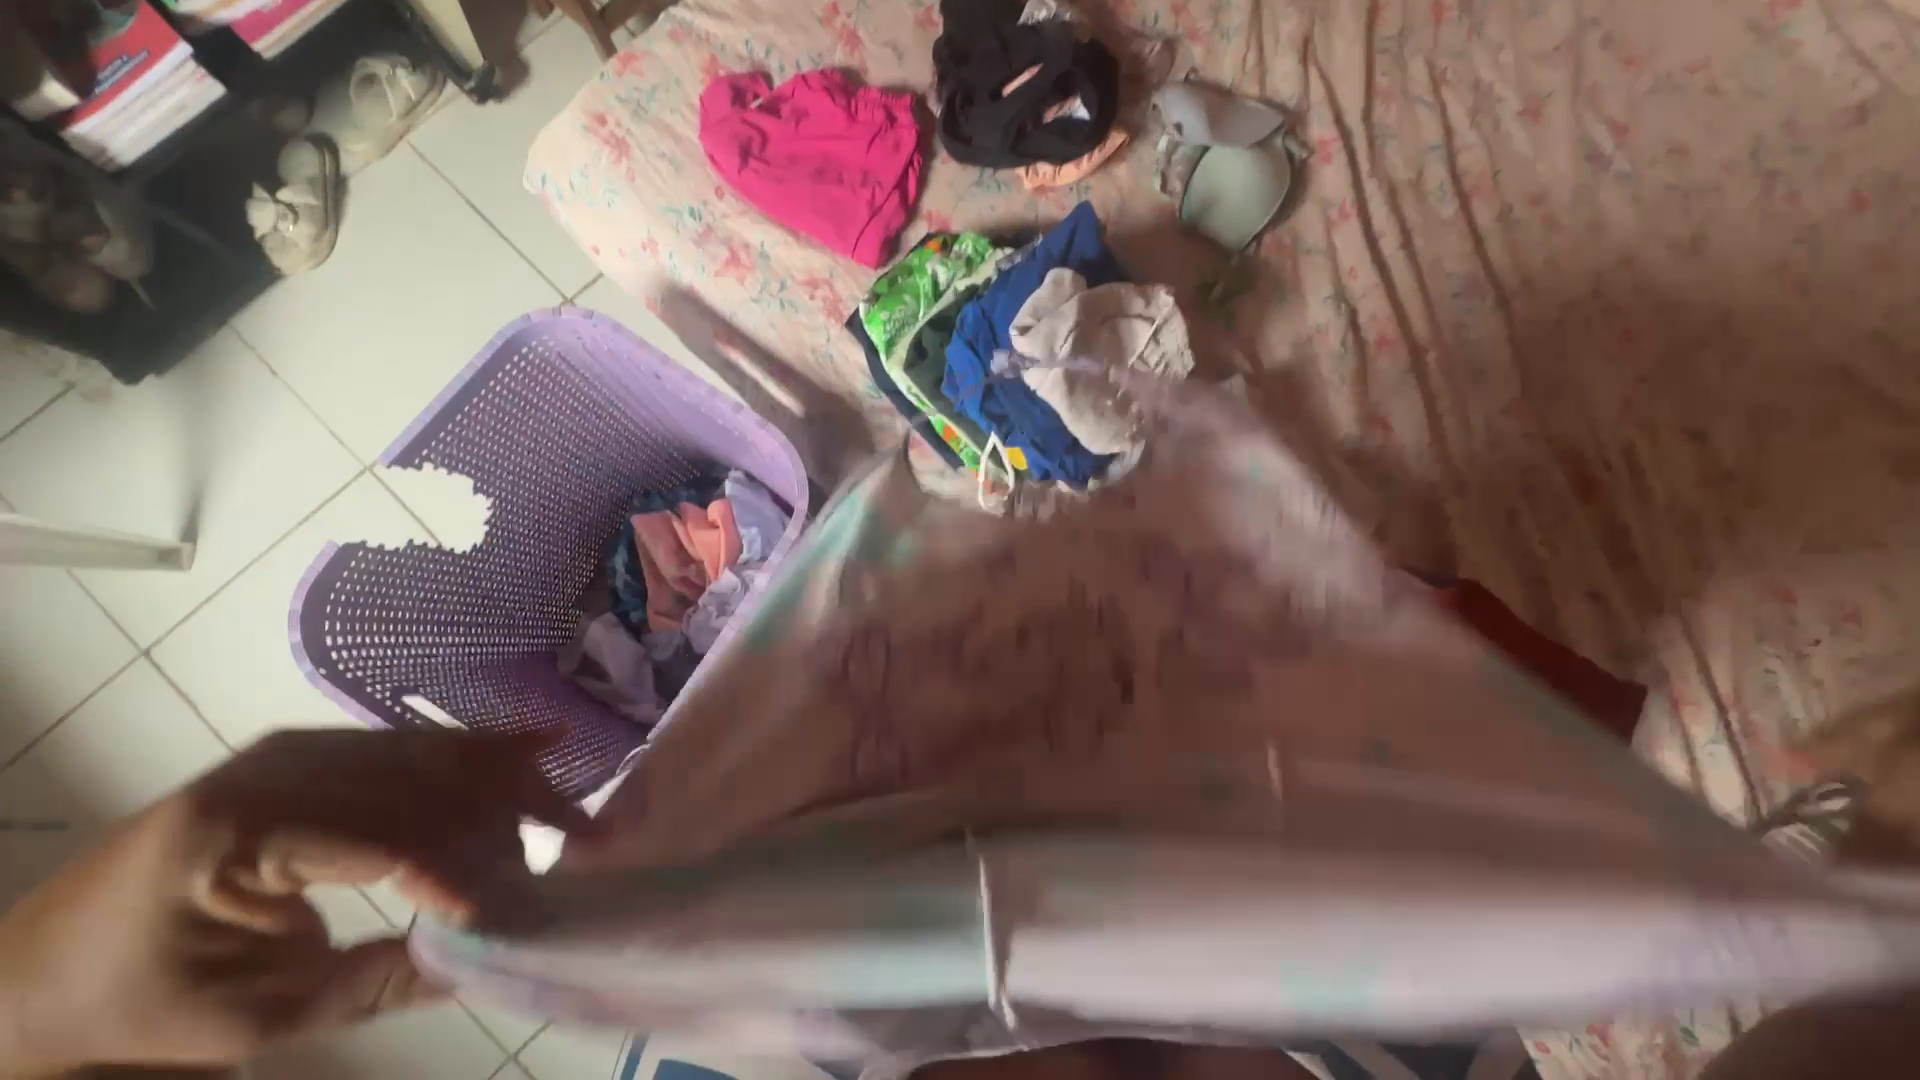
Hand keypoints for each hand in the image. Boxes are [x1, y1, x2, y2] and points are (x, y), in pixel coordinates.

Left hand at [0, 728, 592, 1077]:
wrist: (45, 968)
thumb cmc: (143, 1001)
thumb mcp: (259, 1016)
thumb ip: (383, 981)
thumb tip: (488, 956)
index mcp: (238, 829)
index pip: (380, 837)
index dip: (453, 868)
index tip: (504, 908)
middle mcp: (276, 766)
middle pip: (422, 776)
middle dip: (504, 809)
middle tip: (574, 840)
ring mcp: (300, 750)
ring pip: (430, 750)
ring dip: (503, 781)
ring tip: (566, 814)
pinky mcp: (317, 753)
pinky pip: (412, 746)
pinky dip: (476, 755)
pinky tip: (533, 748)